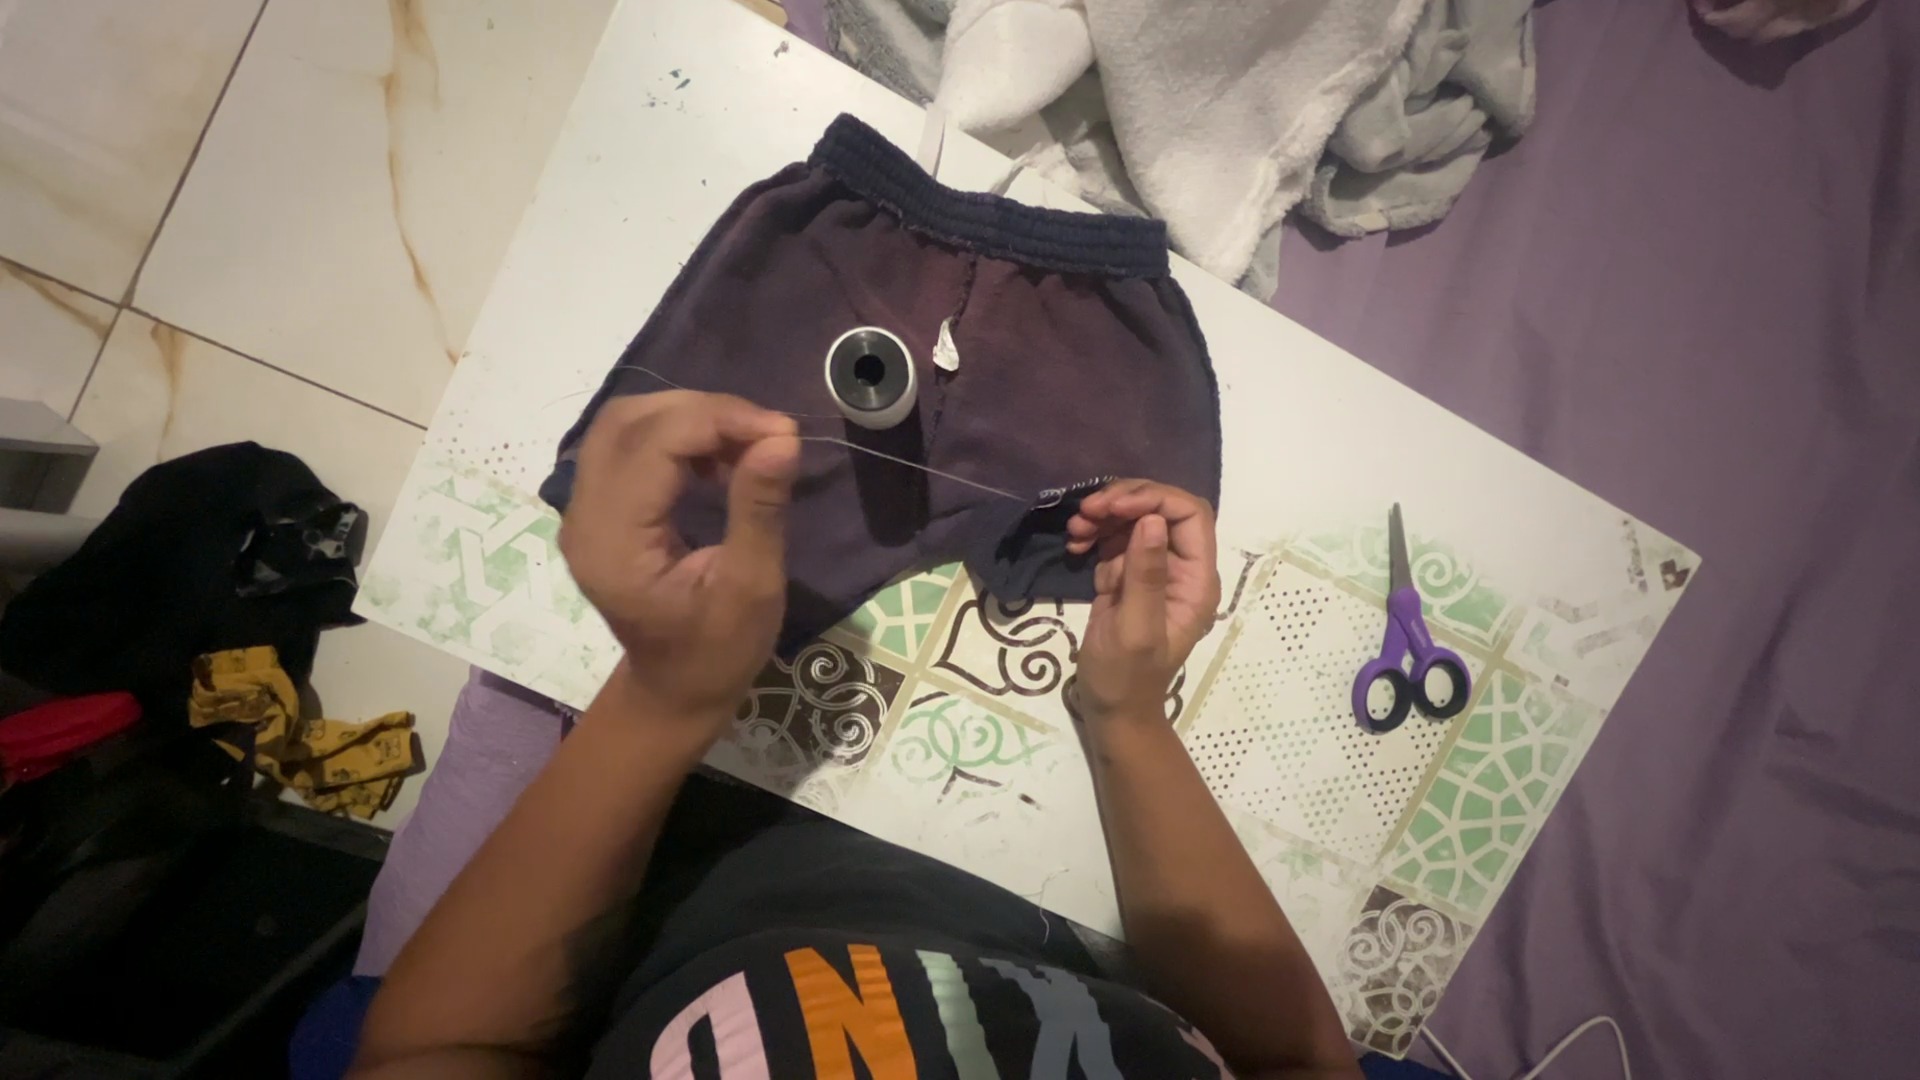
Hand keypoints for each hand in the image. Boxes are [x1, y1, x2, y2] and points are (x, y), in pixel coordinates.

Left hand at [559, 391, 798, 726]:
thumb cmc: (719, 651)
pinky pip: (629, 445)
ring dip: (690, 417)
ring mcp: (583, 510)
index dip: (719, 420)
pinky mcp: (599, 509)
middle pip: (629, 421)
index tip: (784, 430)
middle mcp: (584, 516)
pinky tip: (719, 456)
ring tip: (748, 440)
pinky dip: (678, 434)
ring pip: (625, 424)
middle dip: (705, 411)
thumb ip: (759, 509)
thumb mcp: (752, 587)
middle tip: (769, 432)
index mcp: (615, 542)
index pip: (654, 444)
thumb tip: (783, 438)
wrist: (677, 690)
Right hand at [1066, 480, 1220, 724]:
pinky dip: (1094, 534)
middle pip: (1162, 509)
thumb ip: (1145, 576)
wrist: (1111, 710)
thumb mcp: (1134, 629)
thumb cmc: (1126, 678)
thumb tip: (1152, 520)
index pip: (1190, 515)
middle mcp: (1180, 568)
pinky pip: (1114, 539)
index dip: (1154, 500)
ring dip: (1104, 516)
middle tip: (1085, 512)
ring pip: (1135, 519)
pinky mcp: (1126, 576)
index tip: (1111, 507)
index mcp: (1195, 581)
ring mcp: (1152, 570)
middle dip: (1124, 502)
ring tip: (1074, 531)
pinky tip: (1075, 546)